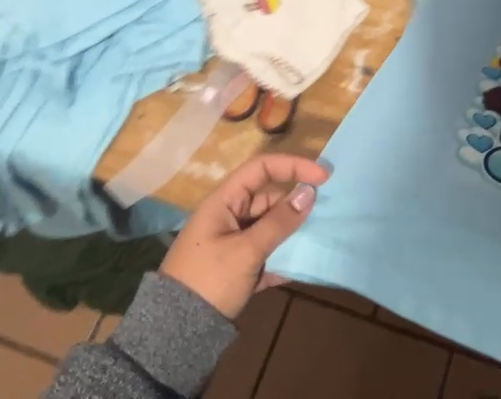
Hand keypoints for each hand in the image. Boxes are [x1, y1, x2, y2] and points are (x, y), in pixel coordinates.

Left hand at [160, 153, 329, 318]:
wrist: (175, 334)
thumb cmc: (209, 280)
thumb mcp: (246, 251)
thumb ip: (279, 222)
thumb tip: (310, 192)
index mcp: (224, 201)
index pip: (262, 167)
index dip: (293, 166)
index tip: (324, 177)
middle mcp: (229, 215)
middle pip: (269, 197)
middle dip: (296, 203)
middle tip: (326, 212)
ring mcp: (233, 240)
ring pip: (271, 225)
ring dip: (292, 231)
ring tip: (319, 237)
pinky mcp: (238, 265)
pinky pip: (267, 250)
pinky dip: (283, 255)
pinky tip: (301, 266)